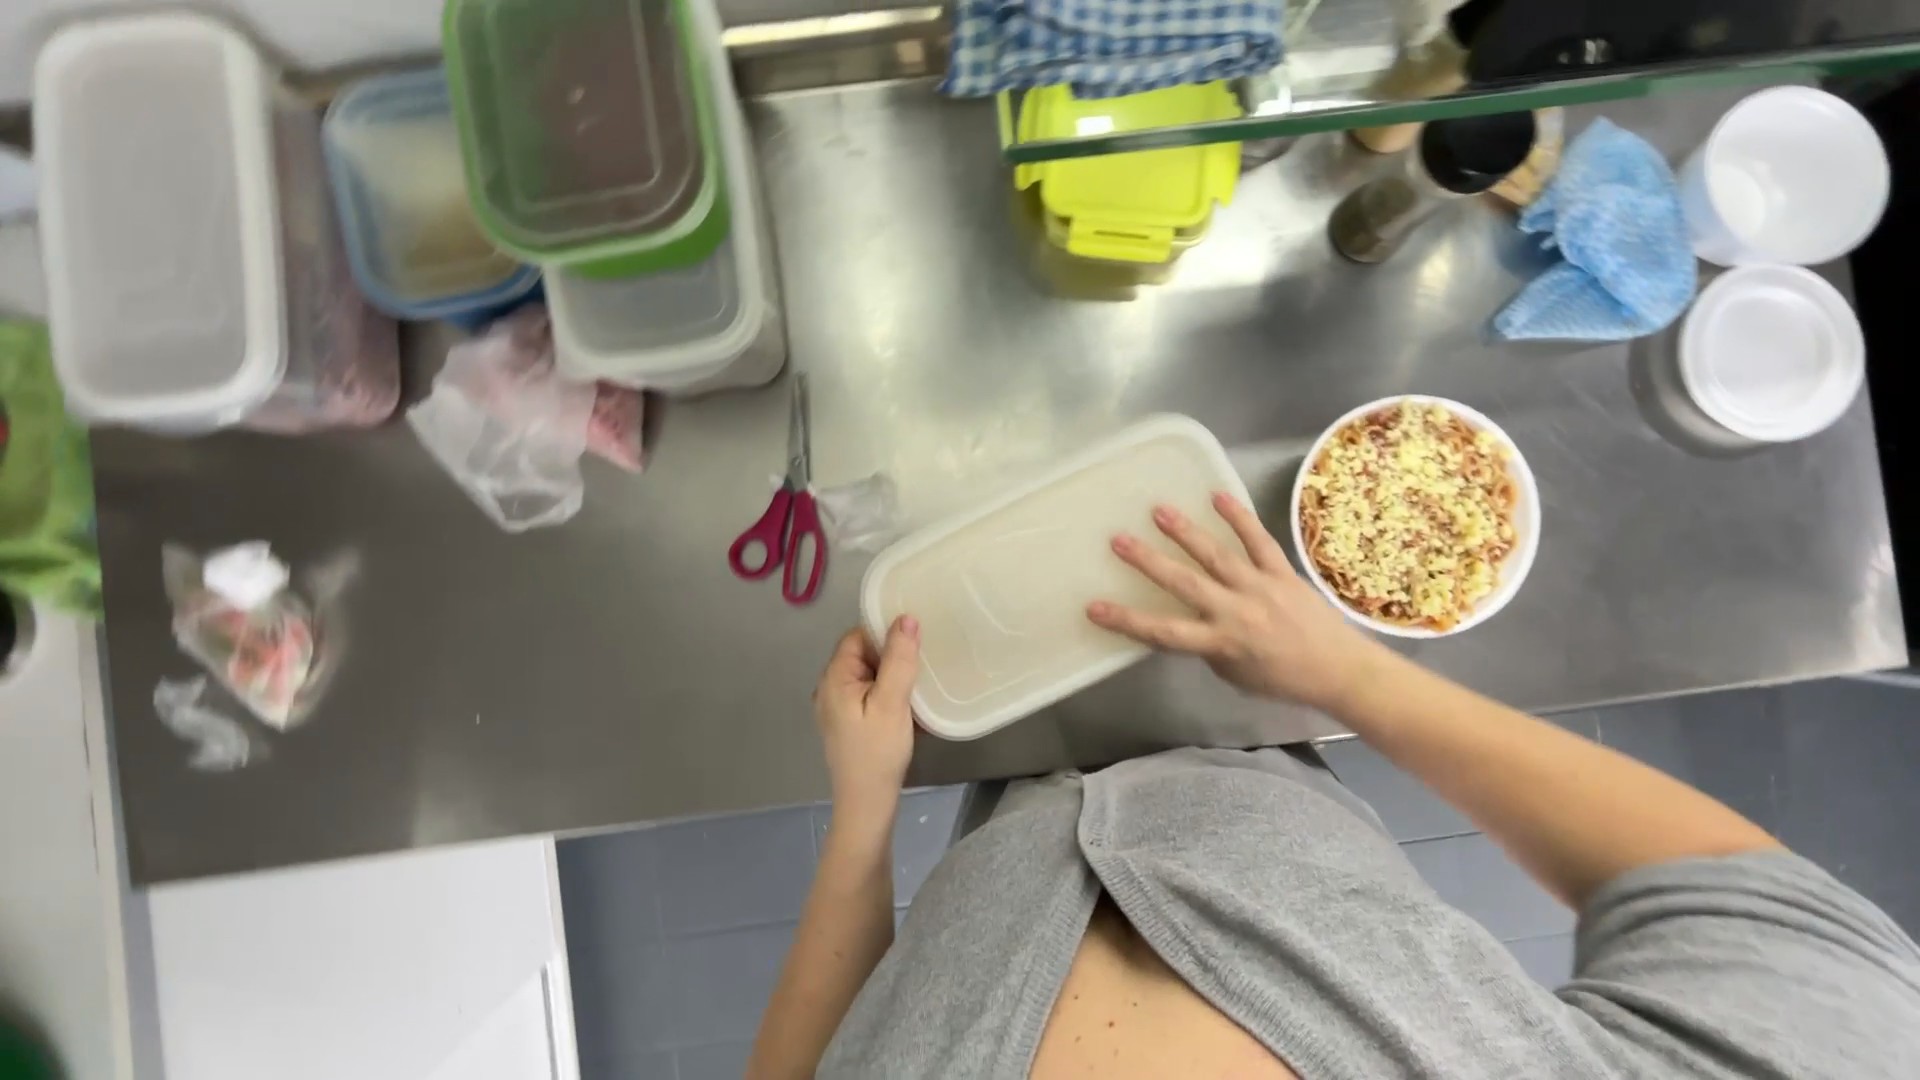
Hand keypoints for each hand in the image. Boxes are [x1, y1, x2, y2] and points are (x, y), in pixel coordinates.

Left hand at [813, 617, 920, 817]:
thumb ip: (899, 659)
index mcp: (834, 678)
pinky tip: (908, 708)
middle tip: (922, 666)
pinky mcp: (848, 724)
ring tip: (919, 685)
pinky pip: (869, 696)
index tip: (914, 642)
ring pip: (869, 676)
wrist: (867, 805)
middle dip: (891, 657)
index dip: (885, 634)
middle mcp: (829, 689)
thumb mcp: (893, 702)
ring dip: (893, 678)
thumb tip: (906, 618)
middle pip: (863, 655)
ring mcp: (836, 708)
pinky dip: (888, 696)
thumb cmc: (878, 752)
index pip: (858, 636)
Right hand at [1086, 492, 1389, 711]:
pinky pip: (1258, 541)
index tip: (1094, 608)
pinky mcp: (1281, 572)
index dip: (1126, 621)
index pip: (1163, 633)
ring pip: (1216, 555)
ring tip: (1158, 509)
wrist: (1340, 670)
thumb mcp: (1234, 673)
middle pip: (1184, 584)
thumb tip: (1189, 618)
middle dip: (1148, 562)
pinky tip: (1217, 496)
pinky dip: (1239, 517)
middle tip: (1118, 540)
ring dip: (1185, 532)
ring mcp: (1259, 588)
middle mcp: (1235, 612)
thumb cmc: (1281, 679)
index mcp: (1219, 643)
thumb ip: (1208, 645)